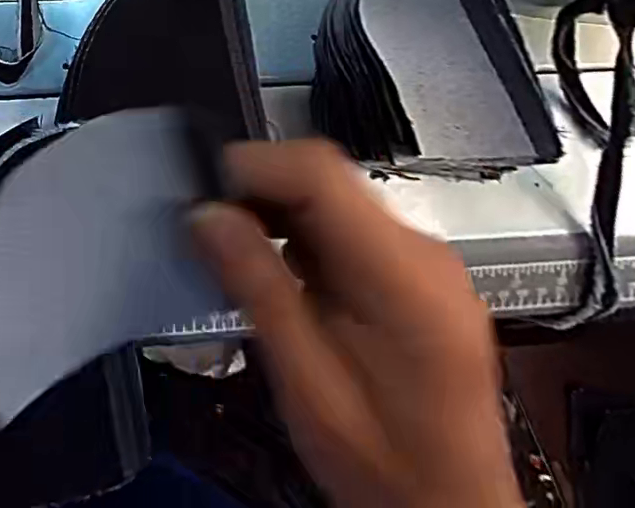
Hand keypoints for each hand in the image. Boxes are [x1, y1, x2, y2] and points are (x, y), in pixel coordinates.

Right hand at [191, 139, 521, 507]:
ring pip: (333, 191)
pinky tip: (282, 265)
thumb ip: (257, 287)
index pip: (321, 173)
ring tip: (242, 248)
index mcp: (406, 281)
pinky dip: (302, 227)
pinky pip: (346, 218)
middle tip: (215, 223)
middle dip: (261, 188)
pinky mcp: (414, 264)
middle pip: (328, 176)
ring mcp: (425, 256)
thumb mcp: (307, 384)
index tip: (209, 186)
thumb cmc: (388, 469)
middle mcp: (425, 253)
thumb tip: (209, 217)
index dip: (257, 165)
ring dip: (279, 208)